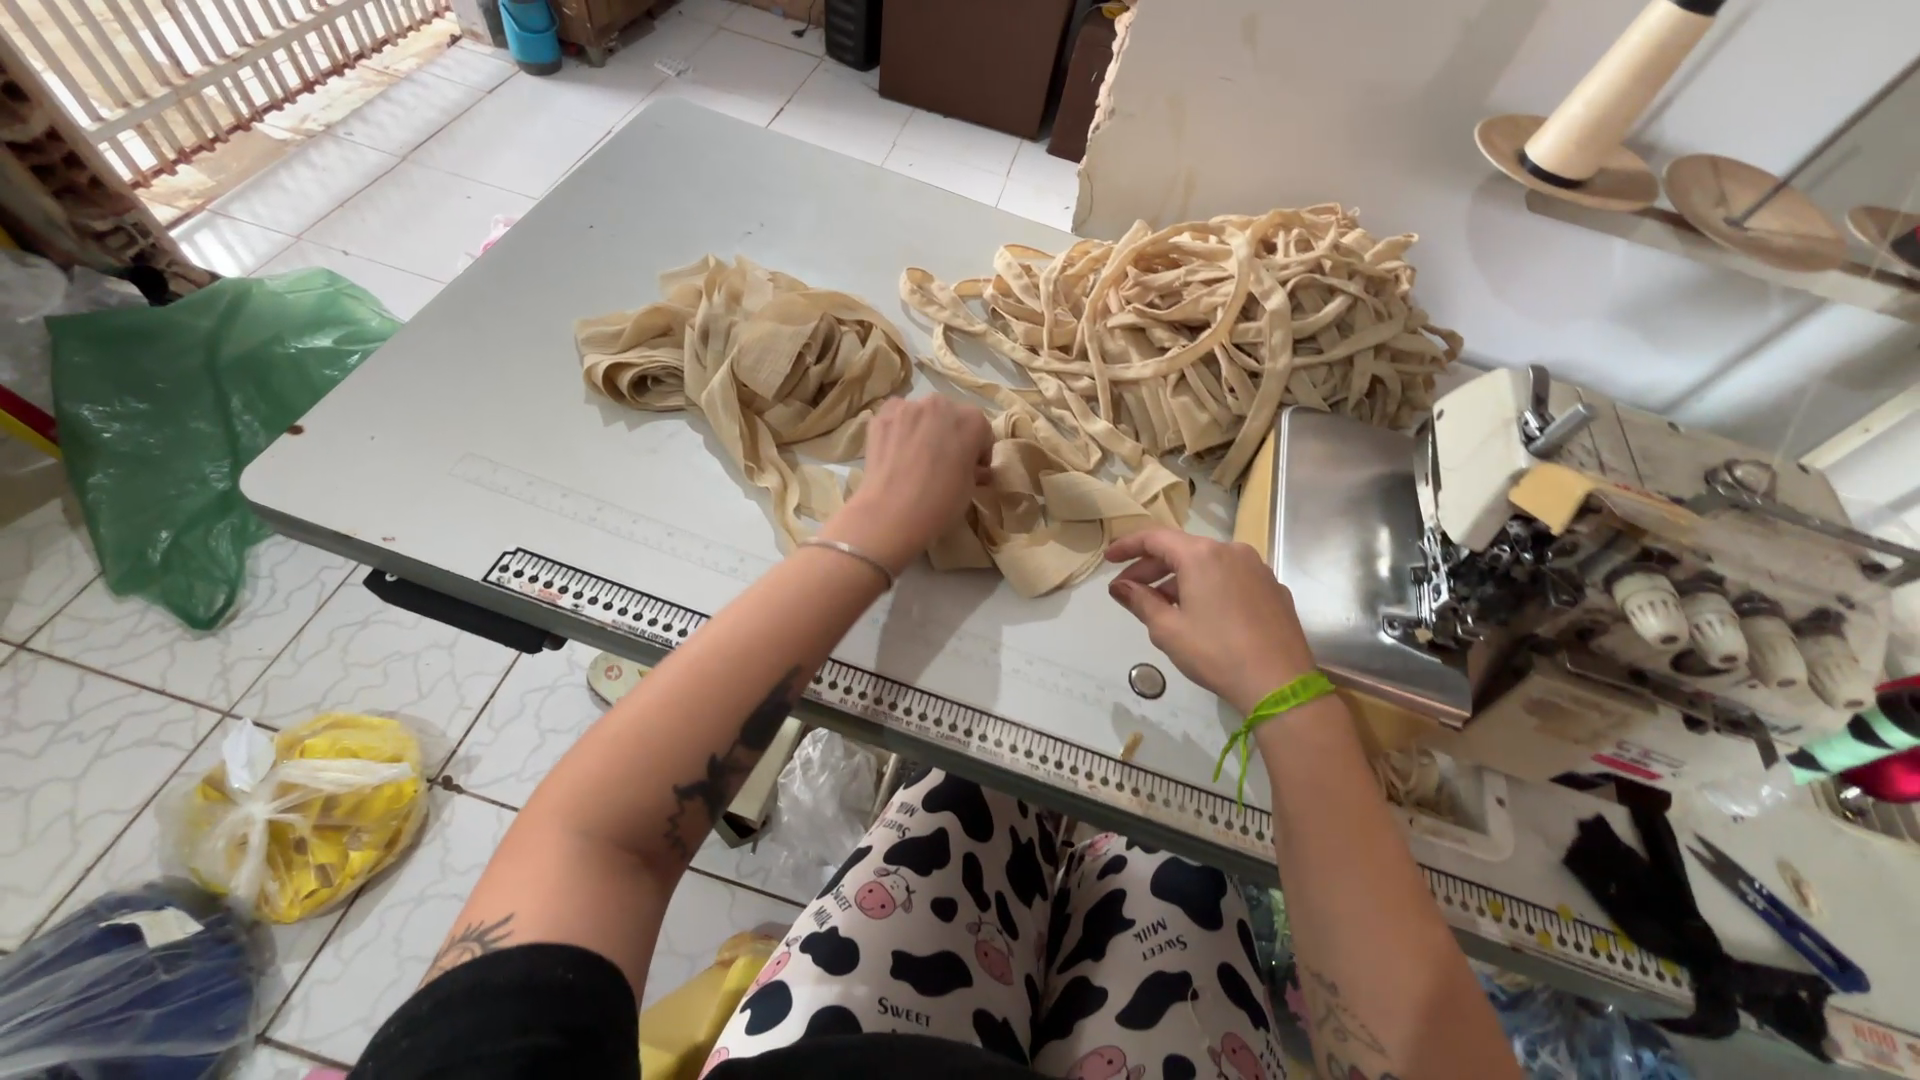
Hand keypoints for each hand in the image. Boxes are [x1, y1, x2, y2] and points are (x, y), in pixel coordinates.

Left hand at [822, 396, 991, 573]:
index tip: (972, 470)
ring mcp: (908, 407)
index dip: (978, 452)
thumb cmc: (941, 503)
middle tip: (943, 463)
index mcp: (972, 420)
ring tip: (915, 458)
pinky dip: (898, 429)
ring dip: (924, 430)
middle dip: (950, 436)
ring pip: (921, 415)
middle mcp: (941, 404)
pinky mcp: (881, 416)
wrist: (892, 513)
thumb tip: (974, 469)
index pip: (981, 431)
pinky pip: (896, 418)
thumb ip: (974, 469)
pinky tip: (895, 451)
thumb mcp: (970, 488)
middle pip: (950, 417)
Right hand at [1105, 528, 1317, 713]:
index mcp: (1202, 555)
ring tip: (1162, 608)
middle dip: (1151, 568)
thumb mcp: (1167, 629)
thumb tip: (1119, 587)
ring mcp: (1257, 569)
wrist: (1279, 682)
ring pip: (1207, 565)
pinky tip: (1201, 615)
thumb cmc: (1216, 653)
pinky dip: (1208, 588)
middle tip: (1129, 590)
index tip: (1108, 559)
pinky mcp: (1273, 588)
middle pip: (1182, 550)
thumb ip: (1140, 601)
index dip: (1127, 546)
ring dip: (1180, 580)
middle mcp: (1231, 551)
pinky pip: (1230, 578)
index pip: (1155, 538)